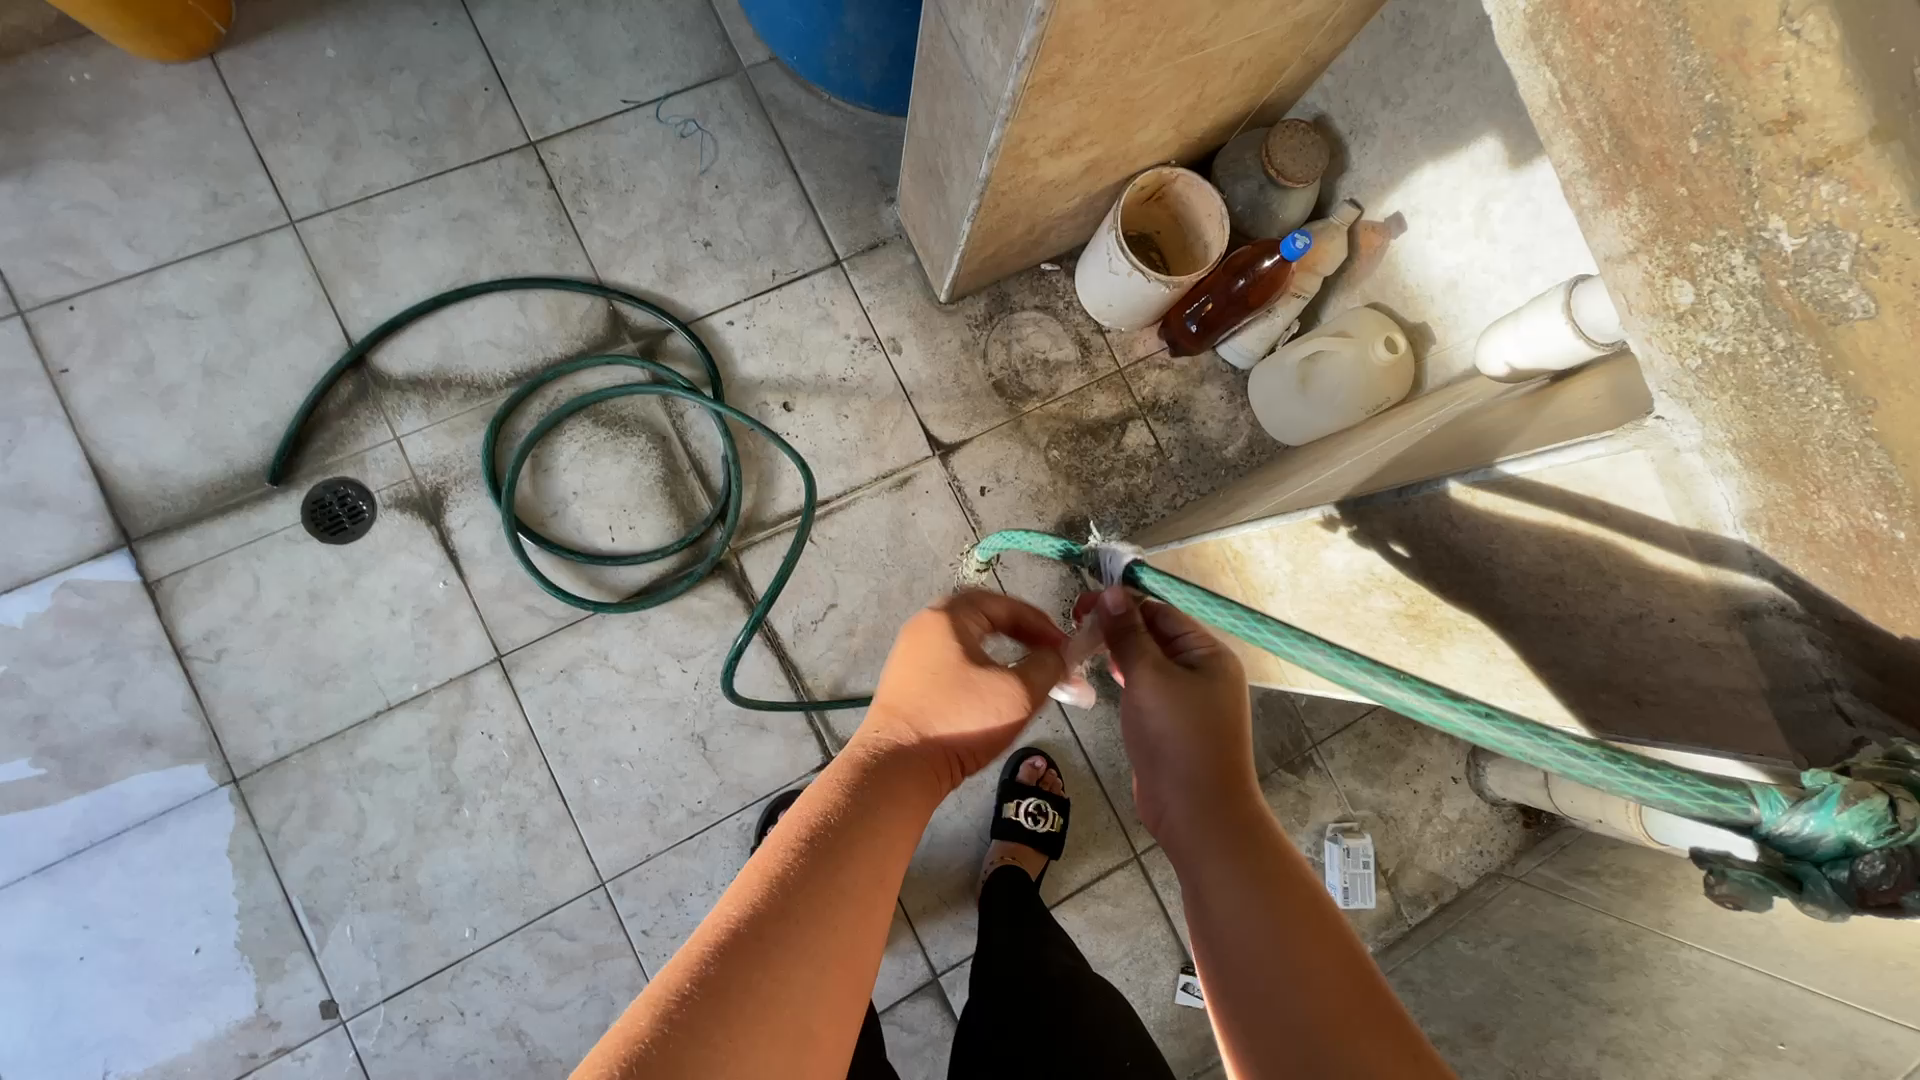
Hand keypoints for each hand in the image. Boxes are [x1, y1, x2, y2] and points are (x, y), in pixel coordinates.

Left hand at [857, 590, 1068, 793]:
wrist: (897, 767)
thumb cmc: (960, 720)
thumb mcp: (1017, 692)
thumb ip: (1047, 666)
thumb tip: (1059, 656)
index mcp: (948, 617)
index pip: (1004, 605)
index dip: (1042, 625)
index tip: (1065, 648)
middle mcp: (925, 627)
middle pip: (983, 619)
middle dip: (1022, 636)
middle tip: (1047, 655)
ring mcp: (911, 656)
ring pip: (968, 644)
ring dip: (1003, 655)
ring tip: (1028, 676)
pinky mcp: (907, 685)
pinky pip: (952, 665)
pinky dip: (980, 671)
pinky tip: (994, 694)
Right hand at [1091, 586, 1260, 846]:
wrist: (1196, 813)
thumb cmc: (1176, 738)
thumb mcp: (1148, 677)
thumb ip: (1128, 634)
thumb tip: (1112, 591)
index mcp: (1208, 653)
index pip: (1161, 612)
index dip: (1122, 603)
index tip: (1081, 605)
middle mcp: (1202, 671)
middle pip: (1154, 634)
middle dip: (1117, 626)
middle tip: (1075, 626)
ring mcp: (1187, 699)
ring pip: (1147, 661)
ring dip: (1117, 651)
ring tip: (1082, 647)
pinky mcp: (1170, 723)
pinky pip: (1146, 688)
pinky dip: (1124, 677)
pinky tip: (1101, 675)